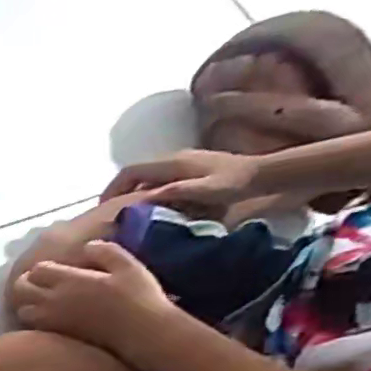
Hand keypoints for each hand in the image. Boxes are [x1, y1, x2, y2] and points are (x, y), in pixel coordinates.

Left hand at [9, 240, 173, 350]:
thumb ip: (106, 252)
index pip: (38, 270)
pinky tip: (44, 315)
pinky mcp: (54, 333)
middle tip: (34, 282)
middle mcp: (53, 299)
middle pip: (21, 289)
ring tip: (36, 299)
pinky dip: (30, 318)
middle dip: (24, 283)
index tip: (50, 268)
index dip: (41, 267)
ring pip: (21, 309)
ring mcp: (50, 318)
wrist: (140, 331)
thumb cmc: (138, 296)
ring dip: (25, 302)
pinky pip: (30, 325)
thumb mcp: (129, 266)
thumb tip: (87, 245)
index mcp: (70, 280)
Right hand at [100, 149, 263, 215]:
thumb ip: (173, 193)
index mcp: (172, 163)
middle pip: (135, 173)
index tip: (101, 208)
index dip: (111, 189)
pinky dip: (148, 190)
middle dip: (119, 191)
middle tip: (112, 212)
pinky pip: (159, 178)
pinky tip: (153, 205)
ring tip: (130, 211)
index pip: (129, 172)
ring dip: (134, 191)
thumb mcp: (204, 192)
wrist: (269, 174)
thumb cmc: (235, 184)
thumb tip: (143, 199)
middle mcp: (174, 158)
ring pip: (147, 176)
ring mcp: (184, 161)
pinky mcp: (192, 168)